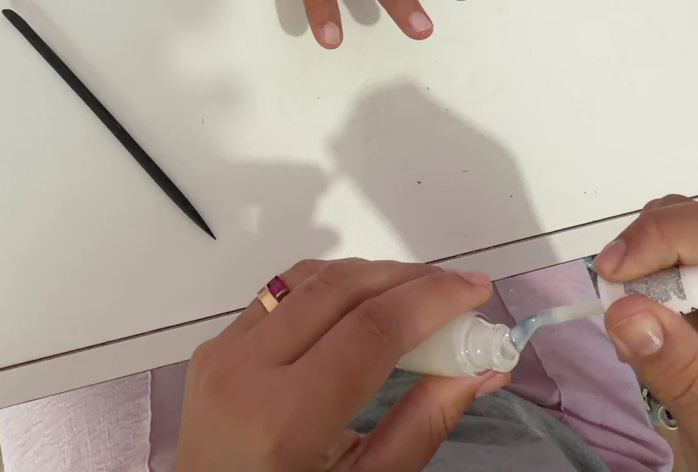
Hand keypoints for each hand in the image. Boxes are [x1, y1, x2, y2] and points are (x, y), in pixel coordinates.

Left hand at [176, 259, 507, 471]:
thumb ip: (423, 424)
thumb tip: (482, 368)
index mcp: (283, 420)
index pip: (370, 330)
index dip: (432, 300)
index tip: (477, 290)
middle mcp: (246, 370)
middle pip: (342, 288)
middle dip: (410, 278)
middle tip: (459, 288)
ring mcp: (222, 351)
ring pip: (310, 277)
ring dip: (372, 273)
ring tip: (420, 291)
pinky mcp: (215, 344)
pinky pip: (281, 291)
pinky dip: (331, 285)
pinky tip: (363, 299)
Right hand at [594, 197, 697, 471]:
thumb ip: (690, 384)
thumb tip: (625, 311)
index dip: (679, 235)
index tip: (618, 267)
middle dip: (656, 242)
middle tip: (609, 284)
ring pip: (693, 233)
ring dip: (646, 257)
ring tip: (622, 309)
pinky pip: (676, 264)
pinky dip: (642, 278)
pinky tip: (636, 322)